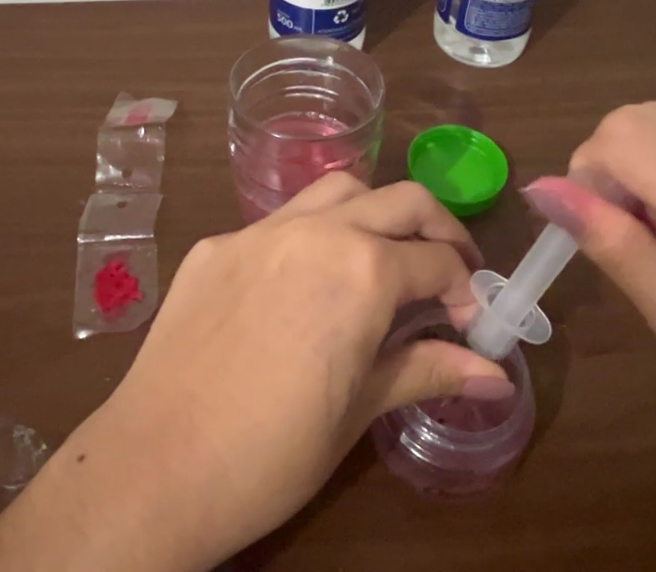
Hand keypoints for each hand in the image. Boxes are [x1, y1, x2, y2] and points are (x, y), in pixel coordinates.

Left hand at [0, 174, 511, 571]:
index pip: (437, 262)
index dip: (465, 289)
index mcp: (363, 271)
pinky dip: (310, 235)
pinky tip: (302, 282)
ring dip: (372, 212)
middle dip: (437, 228)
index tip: (470, 320)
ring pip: (336, 190)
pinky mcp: (215, 244)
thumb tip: (497, 376)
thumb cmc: (273, 451)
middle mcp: (316, 231)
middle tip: (447, 268)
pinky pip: (277, 222)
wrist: (159, 464)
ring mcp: (258, 231)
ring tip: (380, 256)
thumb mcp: (359, 410)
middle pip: (399, 200)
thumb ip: (428, 372)